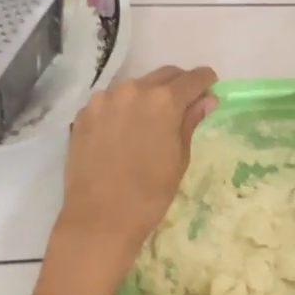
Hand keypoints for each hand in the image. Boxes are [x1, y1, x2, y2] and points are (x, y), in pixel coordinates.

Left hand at [54, 66, 217, 266]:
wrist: (99, 218)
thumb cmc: (149, 194)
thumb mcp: (179, 158)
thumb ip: (191, 122)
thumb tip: (207, 99)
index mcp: (163, 101)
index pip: (193, 78)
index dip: (205, 81)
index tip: (210, 89)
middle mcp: (133, 90)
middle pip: (163, 76)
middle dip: (177, 86)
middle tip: (183, 106)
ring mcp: (104, 99)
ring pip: (134, 87)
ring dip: (147, 97)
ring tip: (149, 123)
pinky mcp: (84, 113)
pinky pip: (110, 102)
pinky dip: (122, 109)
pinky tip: (122, 133)